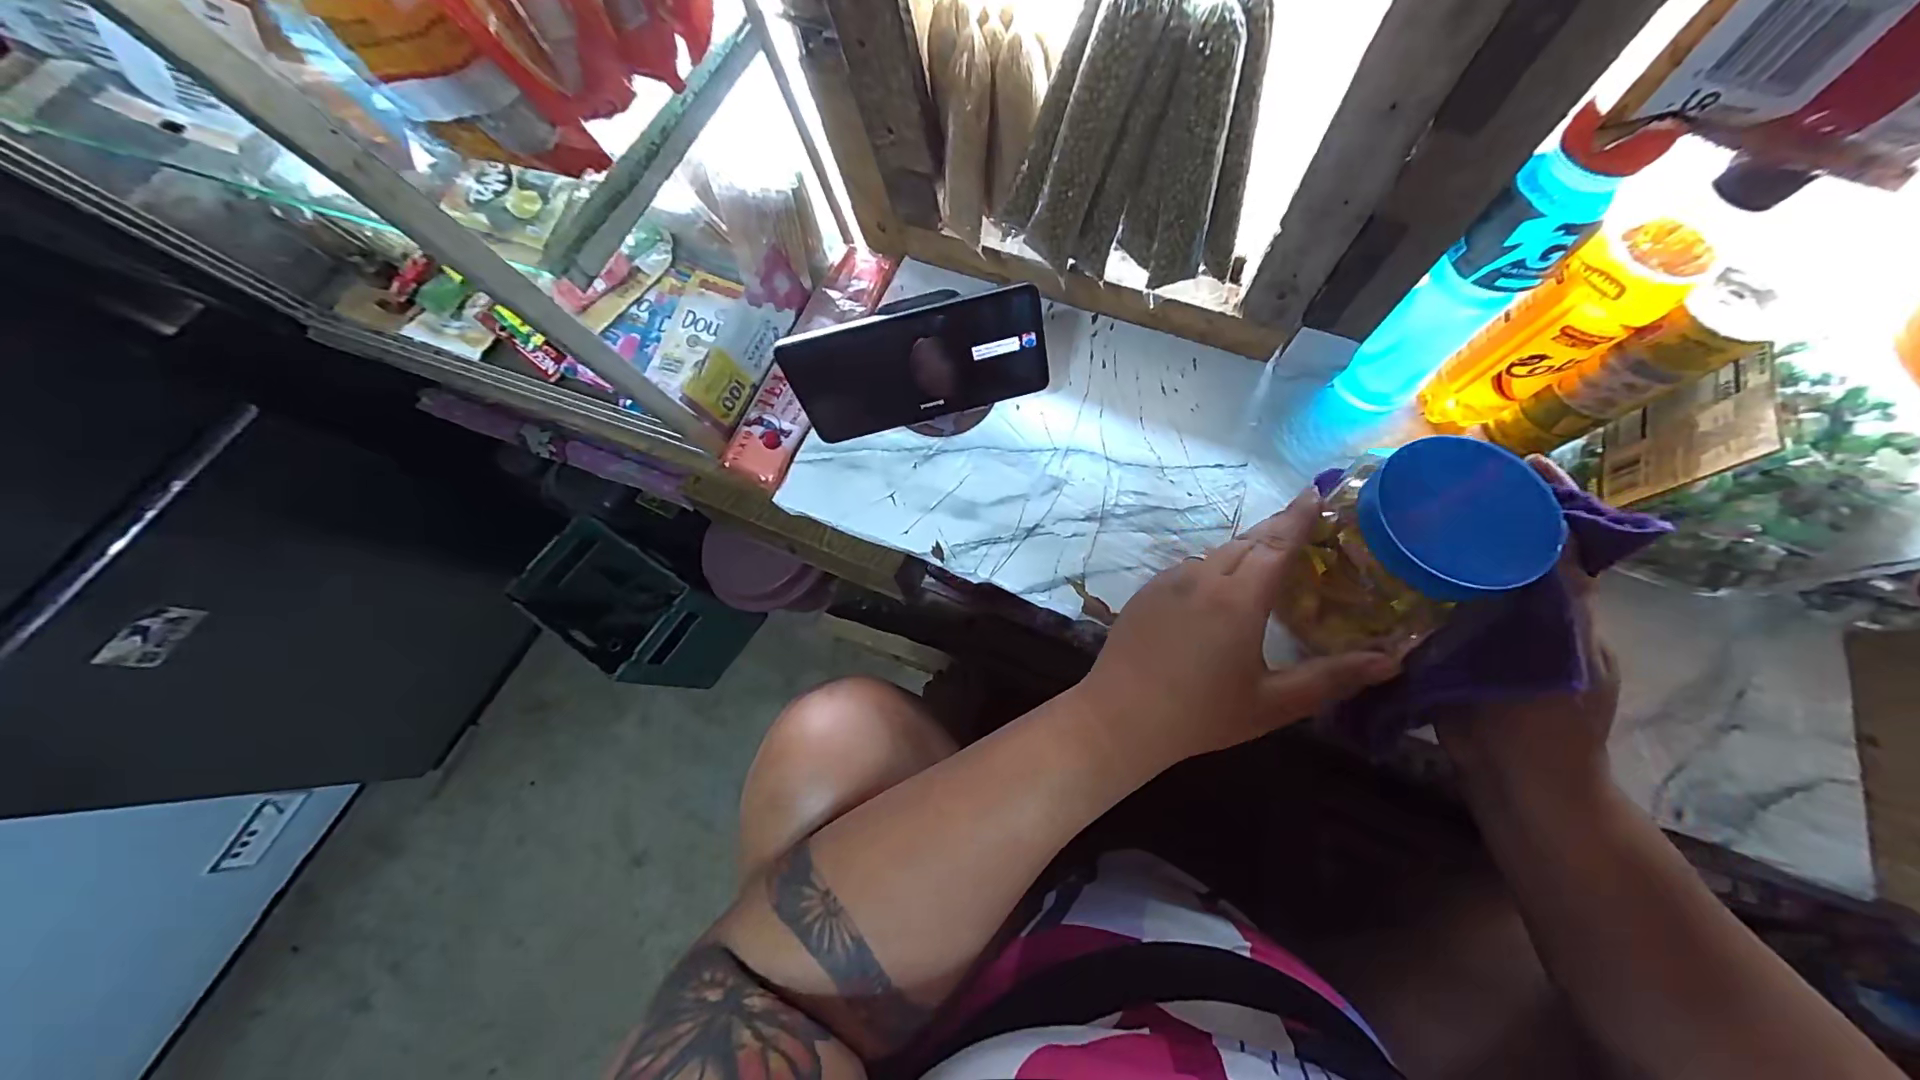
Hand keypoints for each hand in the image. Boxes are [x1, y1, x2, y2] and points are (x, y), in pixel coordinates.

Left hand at [1074, 490, 1401, 771]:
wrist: (1120, 716)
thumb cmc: (1200, 715)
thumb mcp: (1273, 703)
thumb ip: (1331, 678)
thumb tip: (1391, 661)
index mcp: (1237, 598)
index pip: (1277, 543)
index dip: (1300, 516)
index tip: (1317, 491)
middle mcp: (1202, 578)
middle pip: (1247, 541)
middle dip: (1277, 529)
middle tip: (1303, 522)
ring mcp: (1168, 581)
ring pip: (1215, 553)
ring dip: (1244, 549)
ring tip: (1267, 557)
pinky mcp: (1146, 591)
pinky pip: (1189, 568)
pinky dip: (1213, 567)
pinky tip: (1218, 588)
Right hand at [1435, 456, 1619, 801]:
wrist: (1516, 780)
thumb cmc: (1553, 722)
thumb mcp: (1572, 657)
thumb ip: (1566, 602)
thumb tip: (1553, 534)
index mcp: (1560, 602)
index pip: (1553, 535)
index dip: (1541, 497)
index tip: (1516, 460)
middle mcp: (1519, 604)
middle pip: (1500, 545)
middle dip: (1477, 511)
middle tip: (1440, 479)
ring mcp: (1479, 625)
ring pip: (1460, 571)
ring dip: (1437, 542)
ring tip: (1403, 510)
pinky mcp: (1442, 644)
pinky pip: (1427, 602)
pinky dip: (1411, 579)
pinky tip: (1380, 562)